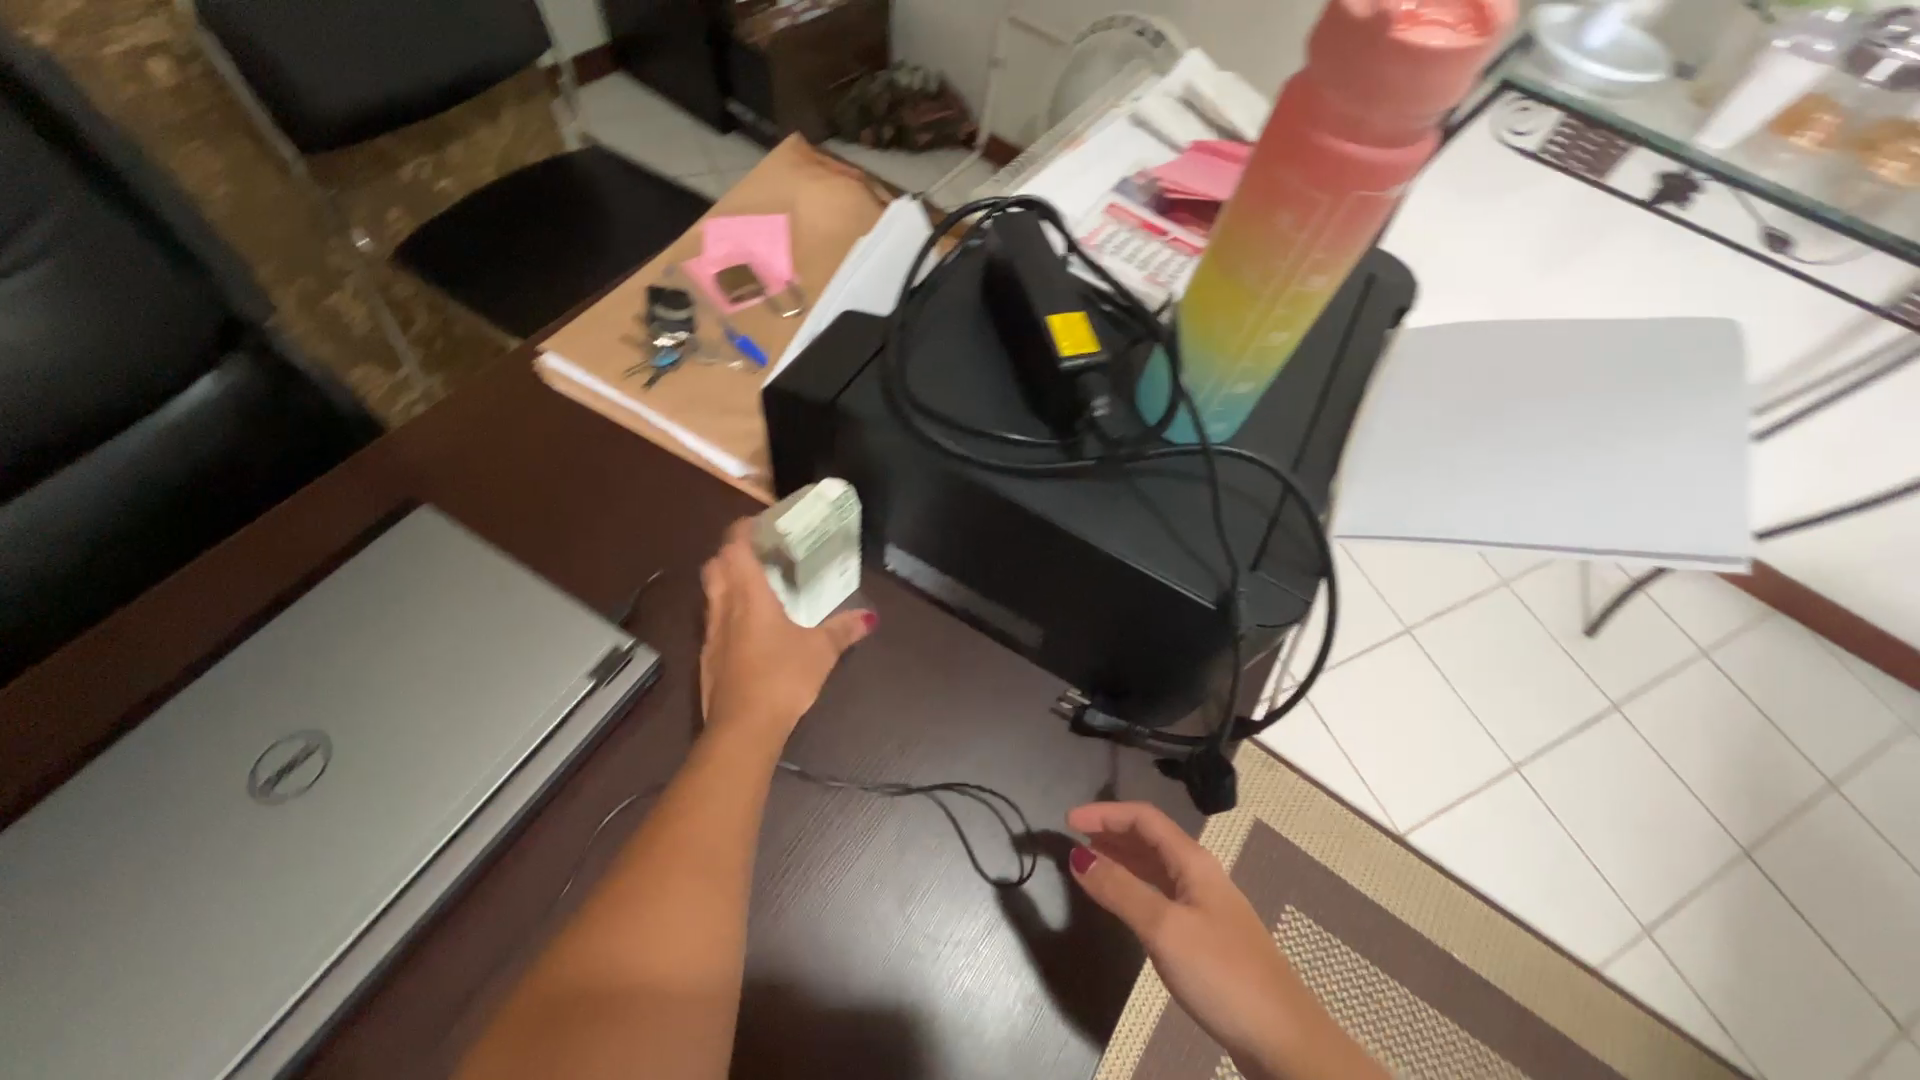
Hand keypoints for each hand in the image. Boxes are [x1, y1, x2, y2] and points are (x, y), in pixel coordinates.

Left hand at [699, 519, 874, 745]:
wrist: (743, 727)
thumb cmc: (782, 677)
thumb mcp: (821, 652)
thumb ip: (843, 631)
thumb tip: (870, 618)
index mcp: (749, 595)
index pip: (734, 548)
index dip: (741, 530)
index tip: (756, 523)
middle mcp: (723, 608)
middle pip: (714, 567)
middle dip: (729, 554)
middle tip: (755, 555)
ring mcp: (711, 635)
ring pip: (710, 596)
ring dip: (725, 585)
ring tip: (753, 589)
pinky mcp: (706, 661)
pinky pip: (713, 625)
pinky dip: (726, 616)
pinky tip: (747, 632)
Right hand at [1067, 802, 1384, 1079]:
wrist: (1281, 1036)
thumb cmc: (1221, 972)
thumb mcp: (1164, 928)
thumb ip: (1120, 890)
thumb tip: (1078, 856)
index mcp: (1193, 862)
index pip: (1145, 819)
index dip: (1105, 813)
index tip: (1067, 821)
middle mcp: (1200, 875)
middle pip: (1151, 839)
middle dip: (1111, 833)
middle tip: (1072, 840)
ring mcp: (1205, 906)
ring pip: (1156, 868)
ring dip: (1121, 859)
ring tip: (1087, 864)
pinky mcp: (1205, 936)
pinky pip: (1161, 895)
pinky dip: (1134, 888)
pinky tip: (1121, 903)